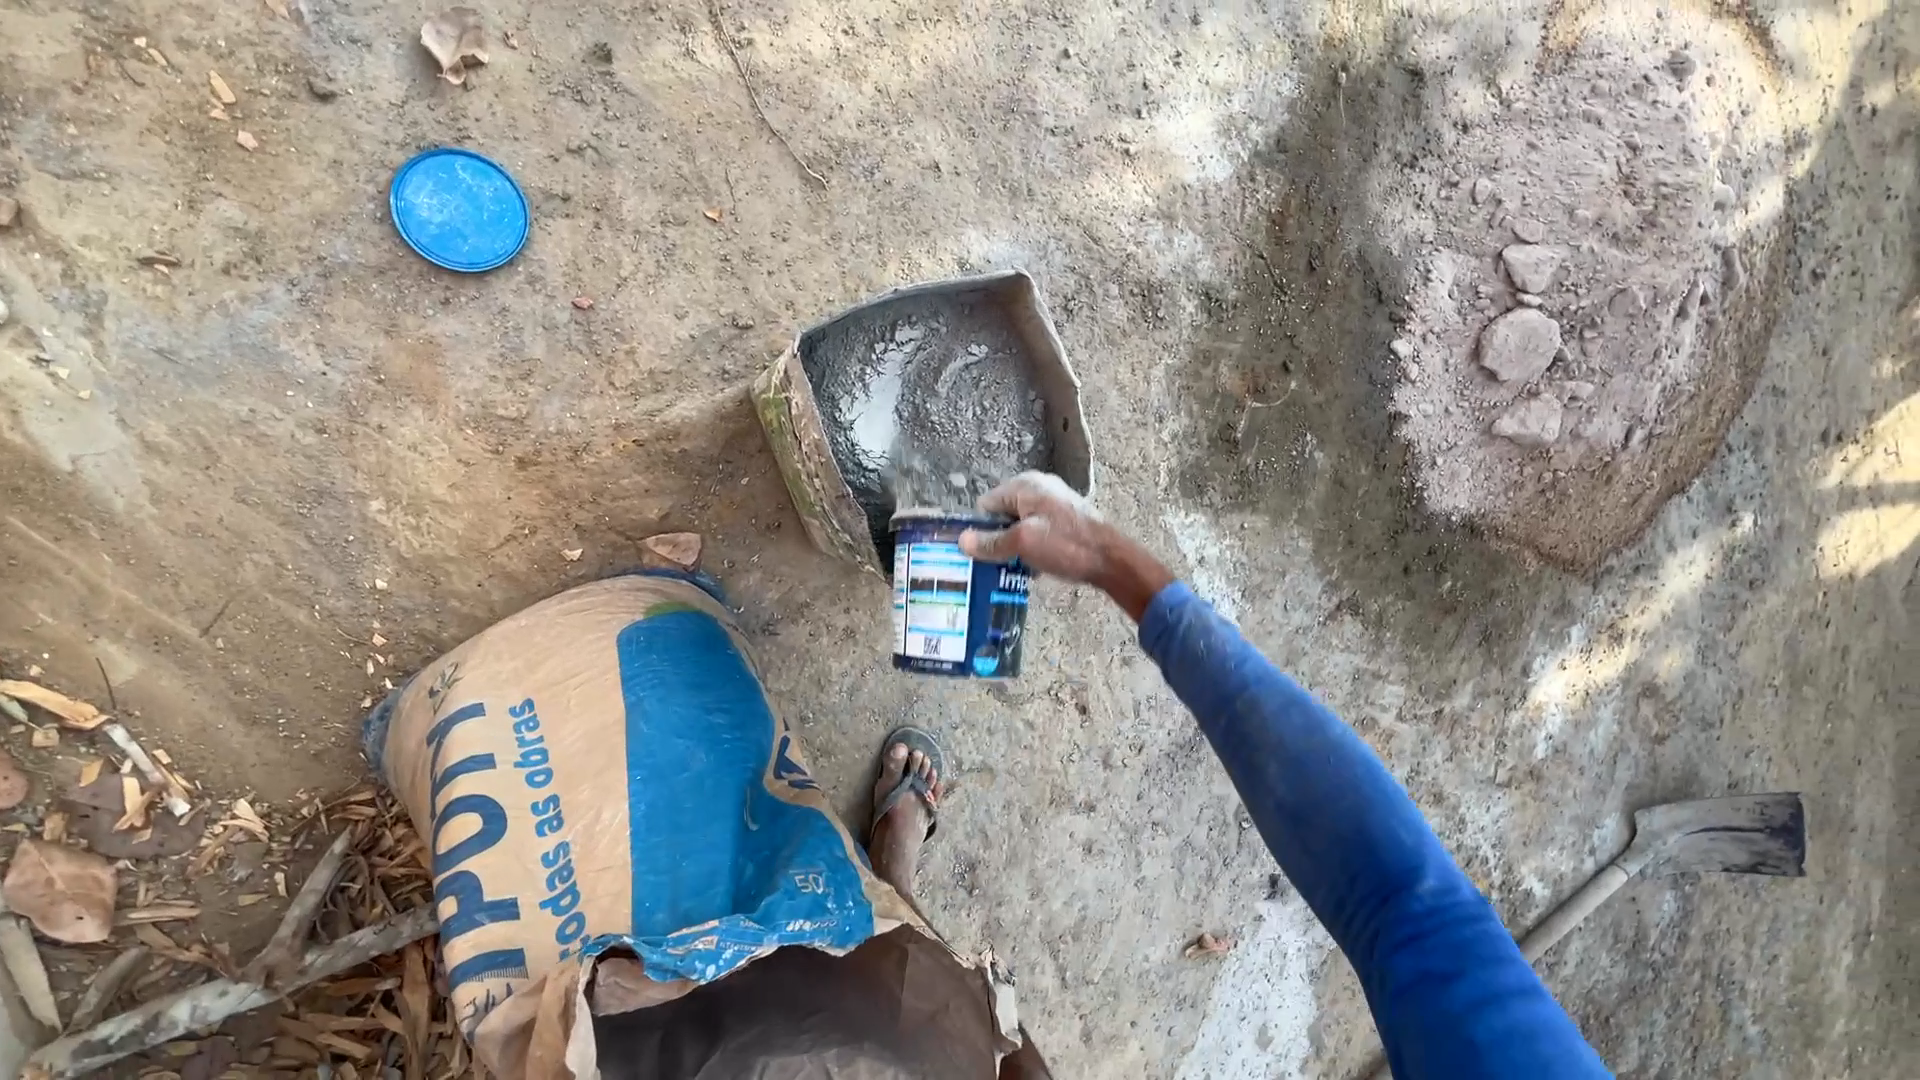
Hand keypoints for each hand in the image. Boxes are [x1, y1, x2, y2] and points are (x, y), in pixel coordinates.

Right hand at [959, 472, 1172, 621]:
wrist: (1111, 559)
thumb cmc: (1066, 545)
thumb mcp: (1022, 544)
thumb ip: (991, 542)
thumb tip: (961, 541)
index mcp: (1025, 484)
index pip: (986, 505)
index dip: (982, 529)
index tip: (986, 553)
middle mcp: (1038, 486)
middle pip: (1003, 514)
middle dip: (1000, 538)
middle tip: (1003, 563)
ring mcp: (1054, 501)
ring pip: (1020, 525)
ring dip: (1017, 546)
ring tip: (1022, 567)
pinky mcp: (1065, 517)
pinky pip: (1037, 530)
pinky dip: (1034, 546)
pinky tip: (1038, 565)